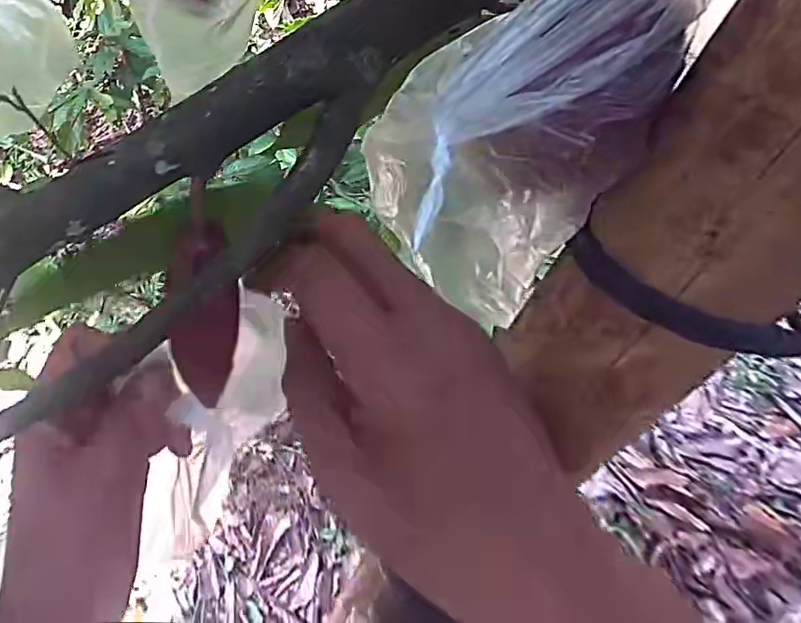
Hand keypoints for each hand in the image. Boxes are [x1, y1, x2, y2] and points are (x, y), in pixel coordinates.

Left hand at [0, 326, 187, 622]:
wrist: (58, 622)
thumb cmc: (74, 545)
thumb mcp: (108, 475)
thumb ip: (133, 418)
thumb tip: (162, 369)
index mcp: (46, 410)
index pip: (75, 350)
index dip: (112, 348)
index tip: (153, 371)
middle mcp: (60, 419)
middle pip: (102, 377)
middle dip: (142, 384)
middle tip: (179, 407)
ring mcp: (78, 446)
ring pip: (118, 406)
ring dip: (151, 413)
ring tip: (180, 439)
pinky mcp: (96, 472)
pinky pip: (124, 437)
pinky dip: (149, 438)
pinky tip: (174, 451)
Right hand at [275, 212, 694, 622]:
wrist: (549, 568)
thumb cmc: (429, 530)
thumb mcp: (338, 470)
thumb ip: (305, 385)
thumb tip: (296, 324)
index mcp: (390, 361)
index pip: (318, 269)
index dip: (275, 262)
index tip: (251, 282)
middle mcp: (428, 324)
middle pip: (353, 235)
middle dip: (302, 232)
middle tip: (269, 259)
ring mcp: (458, 324)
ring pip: (379, 256)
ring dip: (334, 260)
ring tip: (302, 294)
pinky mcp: (474, 336)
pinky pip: (404, 286)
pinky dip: (364, 286)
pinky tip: (350, 328)